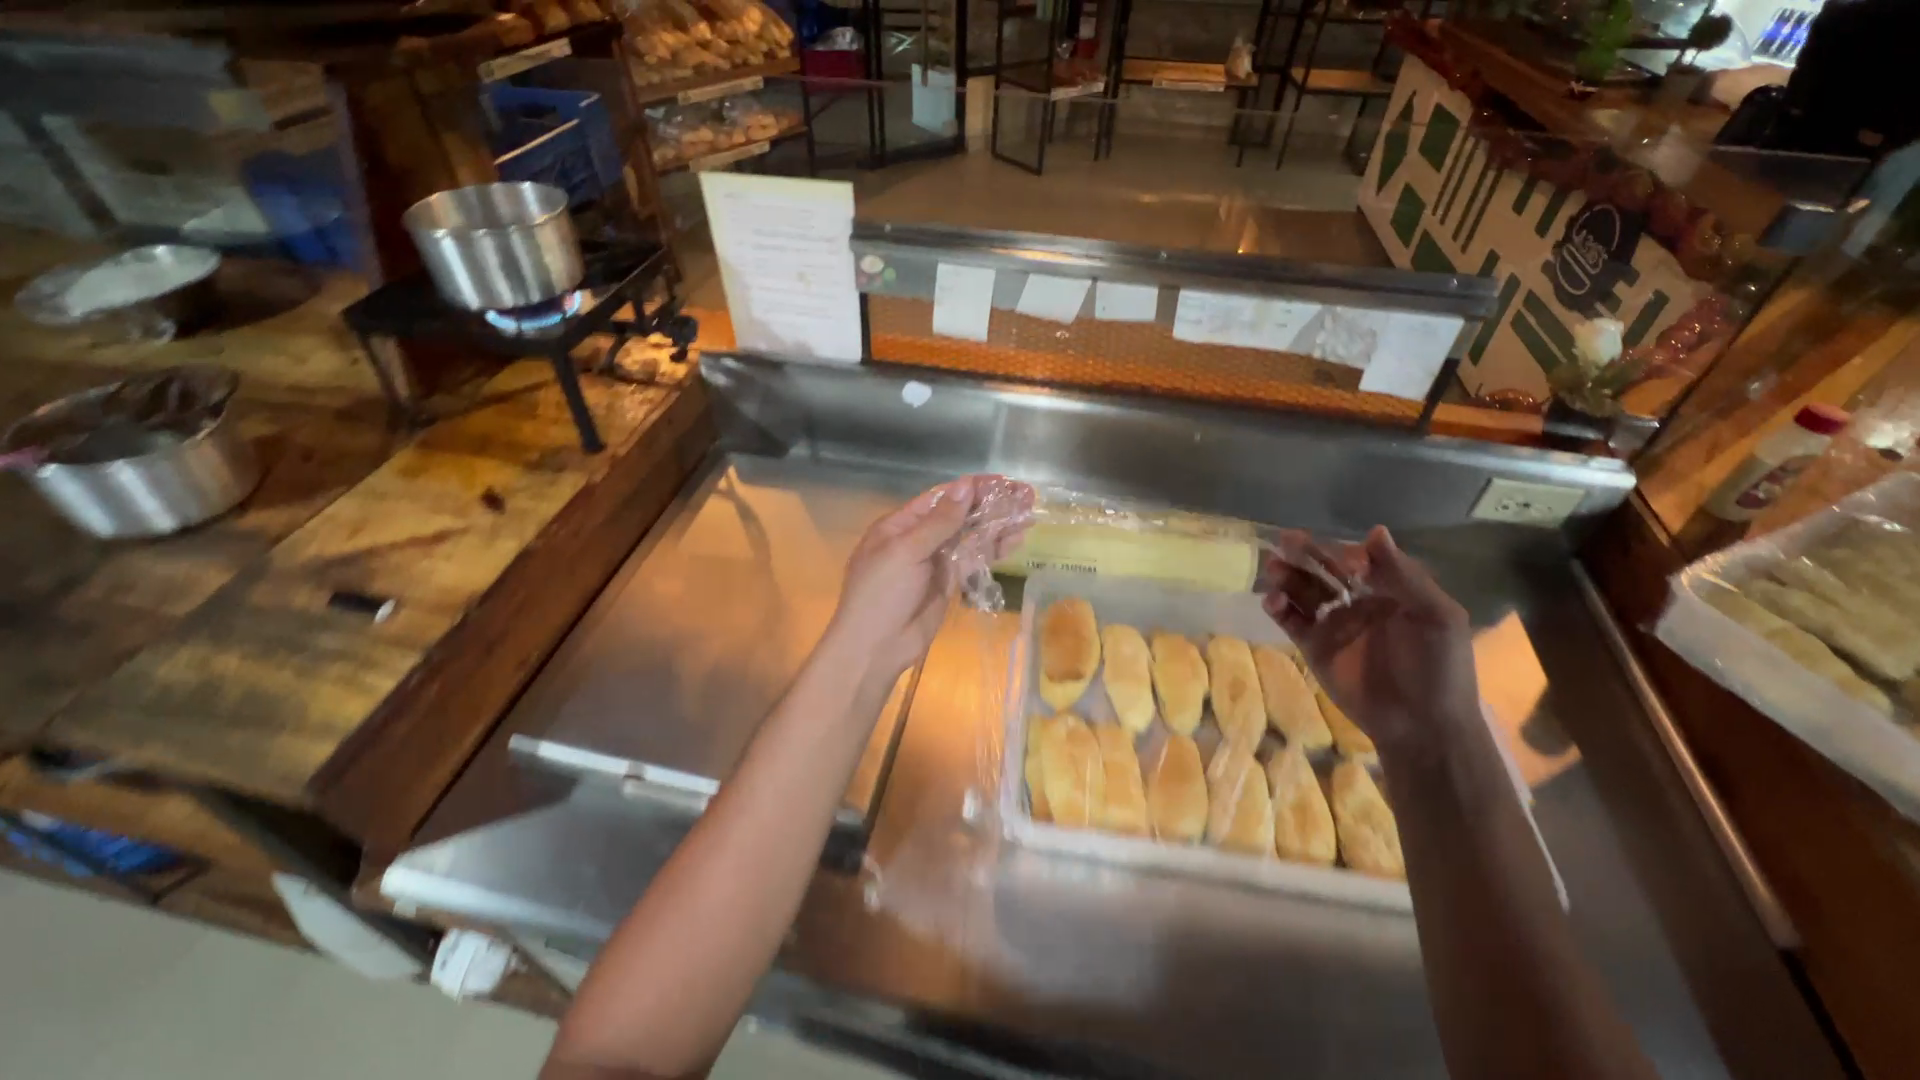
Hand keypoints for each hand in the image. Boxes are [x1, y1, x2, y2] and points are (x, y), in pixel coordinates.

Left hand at [826, 475, 1032, 682]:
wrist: (875, 646)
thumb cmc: (882, 593)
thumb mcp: (906, 551)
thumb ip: (940, 521)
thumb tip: (966, 486)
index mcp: (900, 524)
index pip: (941, 498)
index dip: (972, 488)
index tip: (1003, 482)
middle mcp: (918, 538)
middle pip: (959, 515)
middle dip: (991, 505)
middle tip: (1026, 497)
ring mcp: (935, 561)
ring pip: (970, 537)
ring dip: (998, 526)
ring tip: (1029, 515)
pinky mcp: (948, 583)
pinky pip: (973, 560)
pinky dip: (993, 550)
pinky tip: (1015, 540)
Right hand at [1264, 527, 1479, 757]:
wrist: (1421, 725)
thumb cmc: (1438, 668)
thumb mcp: (1436, 616)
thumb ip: (1404, 575)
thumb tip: (1375, 531)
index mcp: (1391, 589)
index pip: (1360, 559)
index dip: (1347, 554)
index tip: (1347, 566)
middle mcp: (1359, 600)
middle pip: (1326, 569)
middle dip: (1306, 554)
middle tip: (1285, 540)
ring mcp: (1334, 623)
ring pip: (1304, 591)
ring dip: (1287, 577)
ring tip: (1273, 569)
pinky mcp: (1314, 647)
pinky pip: (1292, 621)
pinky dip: (1278, 608)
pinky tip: (1272, 601)